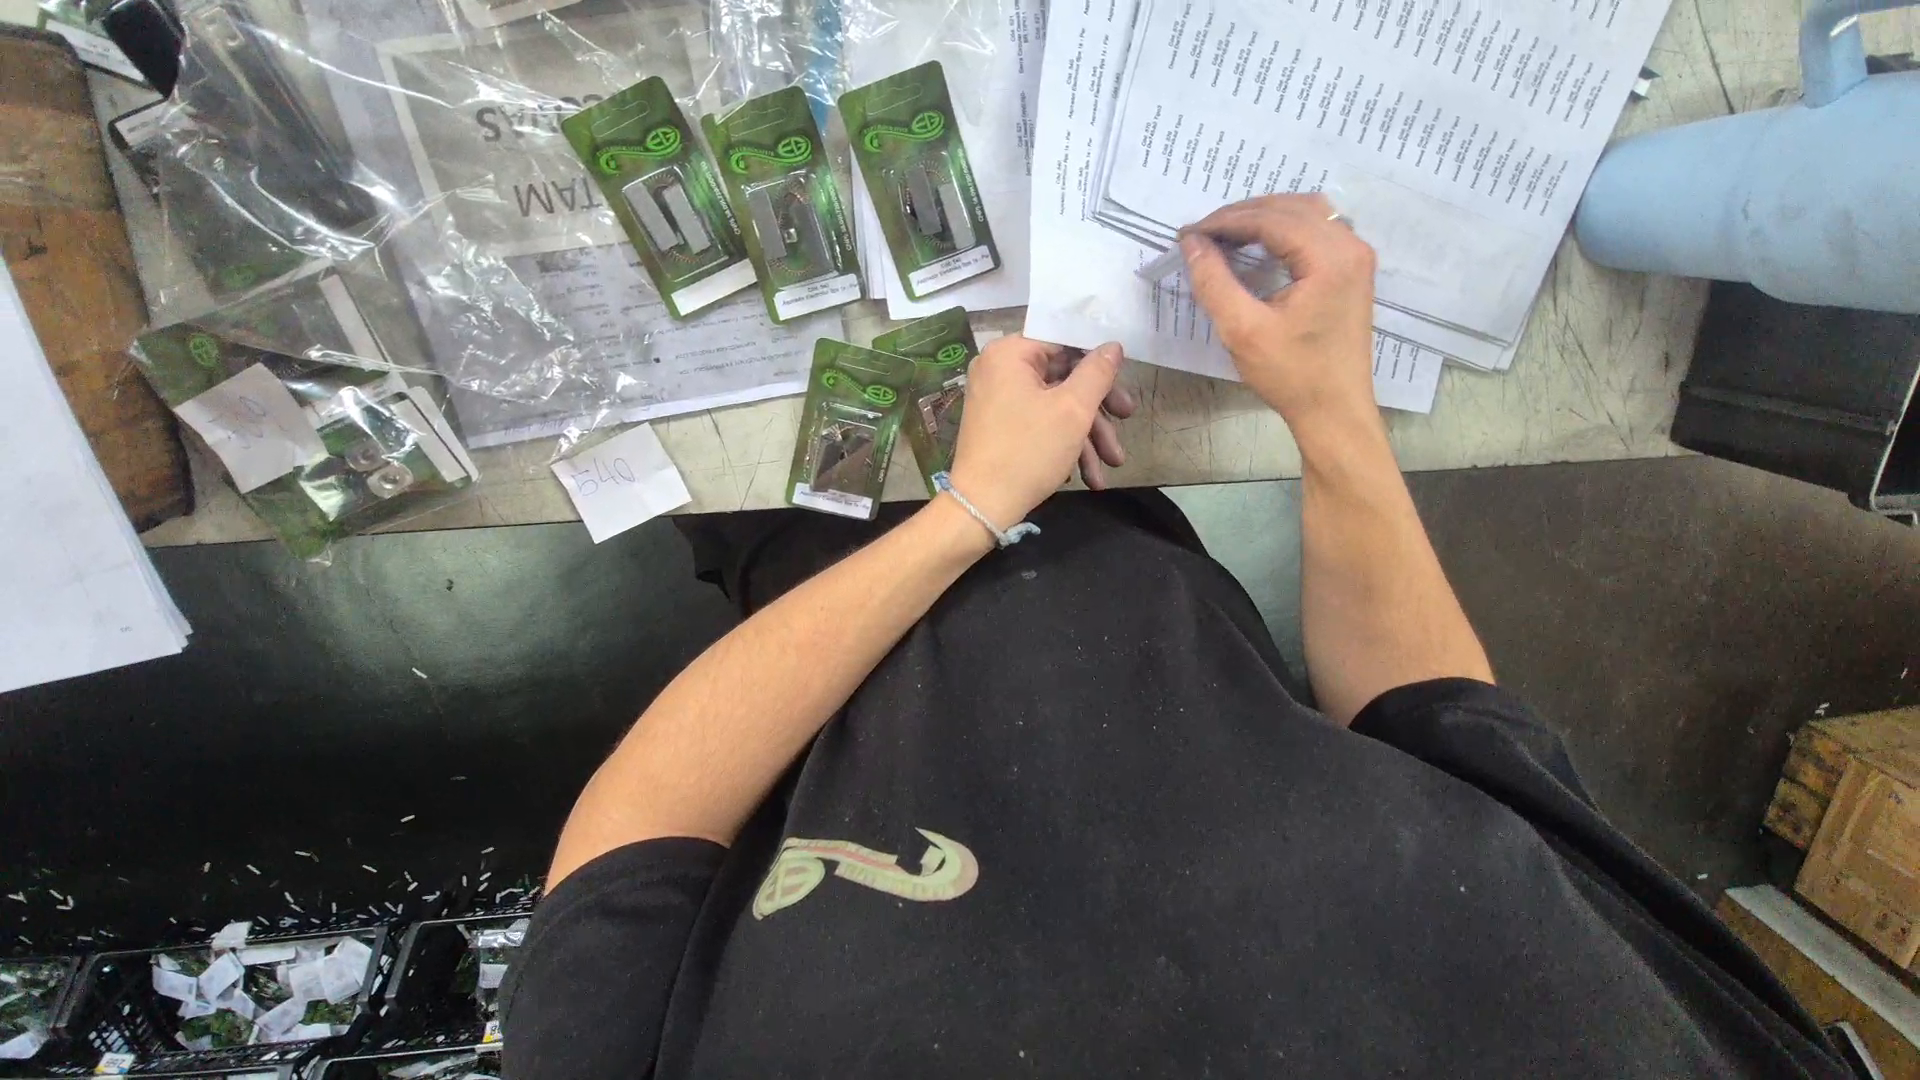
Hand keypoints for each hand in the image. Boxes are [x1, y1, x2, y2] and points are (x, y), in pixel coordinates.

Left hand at [946, 335, 1134, 526]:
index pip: (1063, 340)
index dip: (1097, 358)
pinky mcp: (1000, 427)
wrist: (982, 507)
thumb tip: (1112, 346)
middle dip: (1098, 408)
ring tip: (1112, 465)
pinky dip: (1064, 445)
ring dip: (1087, 436)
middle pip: (1062, 376)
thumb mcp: (1073, 410)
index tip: (1122, 377)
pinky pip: (1038, 424)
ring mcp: (997, 400)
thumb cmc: (1028, 452)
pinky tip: (1086, 474)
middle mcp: (998, 370)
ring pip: (1054, 406)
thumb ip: (1097, 373)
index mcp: (1010, 354)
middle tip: (1127, 419)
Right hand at [1179, 194, 1379, 437]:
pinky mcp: (1353, 271)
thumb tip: (1192, 243)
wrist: (1334, 409)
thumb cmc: (1291, 375)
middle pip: (1291, 207)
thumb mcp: (1242, 331)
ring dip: (1265, 216)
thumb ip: (1214, 282)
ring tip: (1227, 236)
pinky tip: (1259, 245)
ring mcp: (1356, 257)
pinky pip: (1318, 230)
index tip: (1189, 234)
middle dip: (1243, 214)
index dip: (1226, 221)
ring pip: (1307, 213)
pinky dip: (1284, 228)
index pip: (1271, 219)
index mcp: (1330, 258)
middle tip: (1202, 234)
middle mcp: (1351, 246)